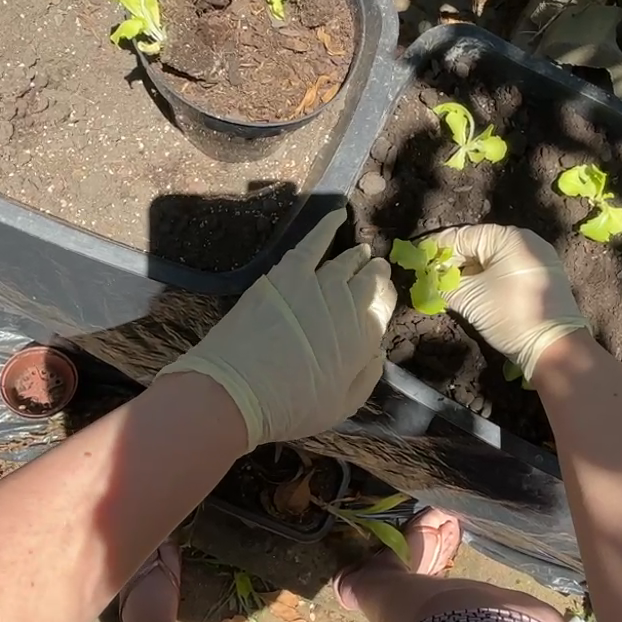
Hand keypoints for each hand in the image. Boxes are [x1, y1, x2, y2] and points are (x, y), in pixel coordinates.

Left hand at [160, 209, 396, 448]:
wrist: (238, 390)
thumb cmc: (290, 407)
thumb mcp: (341, 406)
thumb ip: (365, 377)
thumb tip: (377, 352)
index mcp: (364, 338)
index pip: (384, 306)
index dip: (384, 299)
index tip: (381, 295)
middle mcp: (348, 305)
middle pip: (368, 280)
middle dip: (374, 273)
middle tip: (376, 268)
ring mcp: (318, 284)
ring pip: (345, 261)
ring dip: (356, 255)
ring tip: (361, 252)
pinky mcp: (287, 273)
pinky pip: (313, 242)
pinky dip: (326, 226)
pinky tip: (337, 214)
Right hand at [424, 224, 588, 380]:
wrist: (555, 348)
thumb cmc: (510, 314)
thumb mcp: (469, 298)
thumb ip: (444, 284)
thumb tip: (429, 280)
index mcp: (509, 237)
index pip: (463, 236)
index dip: (438, 249)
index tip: (418, 259)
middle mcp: (525, 241)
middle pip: (478, 245)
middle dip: (453, 262)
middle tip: (430, 276)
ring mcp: (537, 259)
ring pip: (492, 260)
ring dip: (468, 272)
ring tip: (447, 286)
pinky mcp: (541, 278)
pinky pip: (506, 270)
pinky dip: (486, 279)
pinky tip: (470, 292)